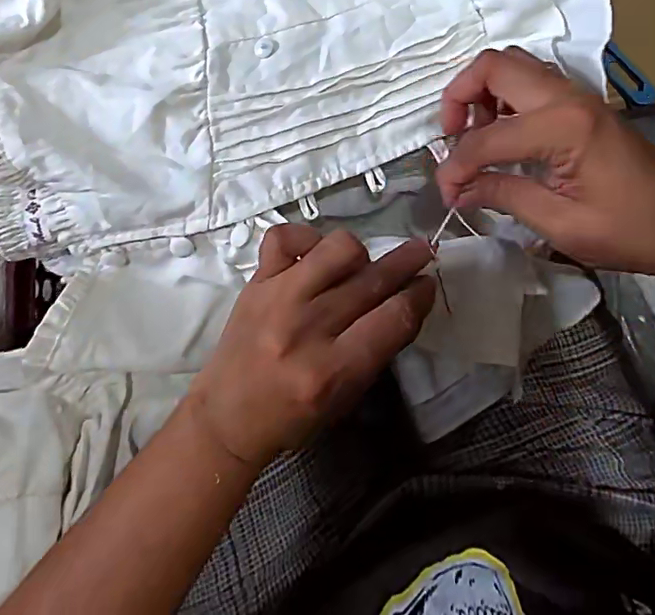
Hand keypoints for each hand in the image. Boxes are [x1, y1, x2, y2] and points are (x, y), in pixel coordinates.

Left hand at [185, 226, 435, 465]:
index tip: (428, 285)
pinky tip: (315, 255)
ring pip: (336, 249)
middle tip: (421, 253)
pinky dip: (306, 239)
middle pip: (370, 282)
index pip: (392, 319)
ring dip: (359, 254)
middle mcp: (306, 327)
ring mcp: (278, 297)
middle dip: (405, 263)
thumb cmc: (291, 417)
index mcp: (332, 370)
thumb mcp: (344, 399)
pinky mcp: (256, 281)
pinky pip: (285, 237)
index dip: (419, 297)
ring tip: (360, 265)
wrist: (227, 414)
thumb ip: (374, 351)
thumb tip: (403, 302)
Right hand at [435, 47, 654, 287]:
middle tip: (452, 136)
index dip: (457, 164)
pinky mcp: (582, 104)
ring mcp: (577, 95)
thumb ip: (504, 196)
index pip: (488, 137)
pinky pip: (529, 79)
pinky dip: (502, 94)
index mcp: (565, 127)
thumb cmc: (632, 232)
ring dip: (482, 90)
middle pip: (494, 65)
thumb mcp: (562, 224)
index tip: (447, 191)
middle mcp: (568, 97)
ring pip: (511, 64)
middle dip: (459, 96)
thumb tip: (458, 188)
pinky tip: (502, 131)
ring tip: (474, 132)